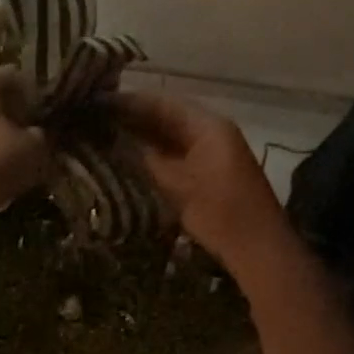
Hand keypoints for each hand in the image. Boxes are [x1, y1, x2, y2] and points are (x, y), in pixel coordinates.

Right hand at [110, 91, 287, 271]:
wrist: (260, 252)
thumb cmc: (221, 213)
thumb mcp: (176, 185)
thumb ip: (144, 159)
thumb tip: (112, 141)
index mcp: (207, 125)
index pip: (160, 102)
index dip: (127, 102)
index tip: (95, 103)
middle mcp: (210, 130)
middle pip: (165, 115)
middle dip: (131, 117)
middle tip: (93, 120)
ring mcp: (212, 151)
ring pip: (168, 134)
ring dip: (140, 135)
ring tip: (102, 136)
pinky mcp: (209, 171)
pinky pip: (175, 152)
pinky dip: (152, 152)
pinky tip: (127, 158)